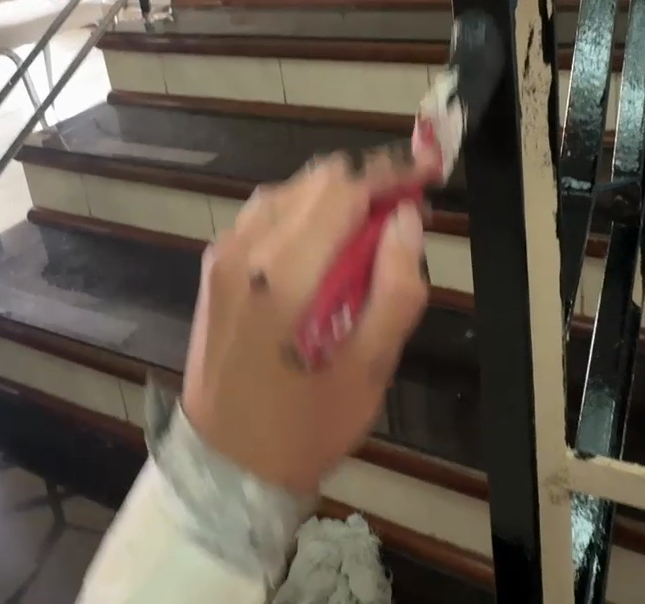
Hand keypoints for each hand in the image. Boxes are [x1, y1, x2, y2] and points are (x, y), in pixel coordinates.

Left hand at [182, 152, 432, 495]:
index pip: (345, 190)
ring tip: (368, 239)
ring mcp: (224, 252)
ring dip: (335, 200)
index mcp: (282, 275)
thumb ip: (395, 290)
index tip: (428, 176)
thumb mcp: (368, 372)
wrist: (224, 468)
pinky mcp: (216, 264)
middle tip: (403, 220)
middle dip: (367, 187)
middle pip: (317, 180)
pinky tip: (324, 251)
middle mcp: (245, 248)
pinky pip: (266, 213)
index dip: (392, 176)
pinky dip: (304, 214)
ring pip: (291, 190)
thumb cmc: (304, 428)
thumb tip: (407, 219)